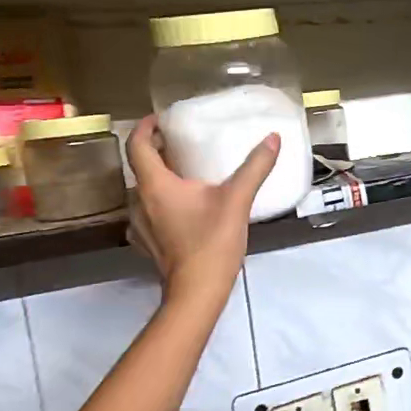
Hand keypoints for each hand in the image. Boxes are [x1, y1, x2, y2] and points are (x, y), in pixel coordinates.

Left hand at [124, 115, 279, 299]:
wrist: (197, 291)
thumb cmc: (212, 242)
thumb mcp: (238, 200)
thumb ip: (255, 167)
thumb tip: (273, 138)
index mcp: (155, 186)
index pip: (138, 146)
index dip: (146, 128)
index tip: (160, 118)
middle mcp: (139, 202)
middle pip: (141, 167)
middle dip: (158, 152)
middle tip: (182, 142)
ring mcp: (139, 225)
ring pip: (144, 191)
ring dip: (160, 178)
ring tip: (185, 173)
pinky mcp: (147, 243)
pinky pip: (149, 212)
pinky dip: (162, 202)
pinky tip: (182, 208)